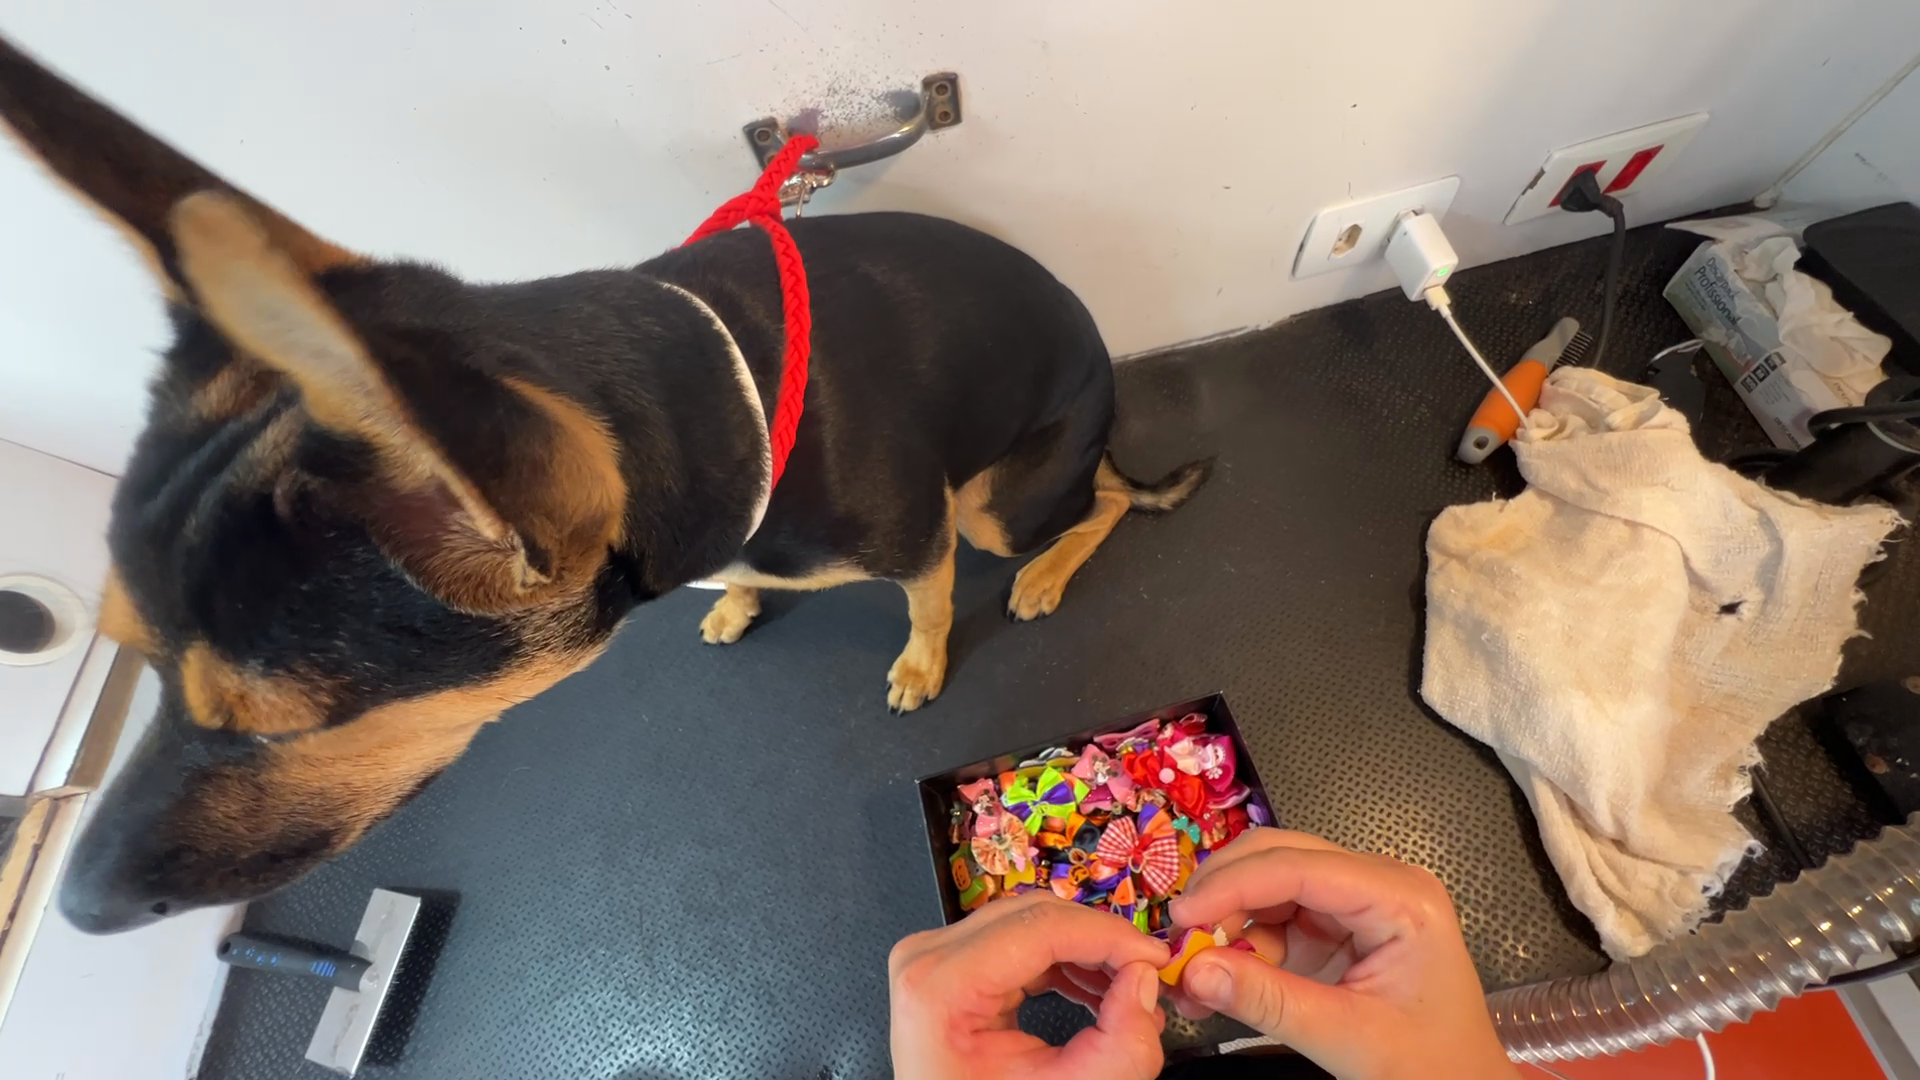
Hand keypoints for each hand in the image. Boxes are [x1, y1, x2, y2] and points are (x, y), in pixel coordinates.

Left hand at [889, 891, 1170, 1079]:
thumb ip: (1116, 1052)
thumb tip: (1144, 983)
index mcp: (940, 985)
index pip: (1039, 926)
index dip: (1106, 935)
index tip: (1155, 957)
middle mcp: (929, 955)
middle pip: (1034, 916)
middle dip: (1100, 942)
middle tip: (1148, 976)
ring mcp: (935, 954)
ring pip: (1029, 923)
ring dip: (1085, 951)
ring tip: (1127, 992)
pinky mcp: (949, 963)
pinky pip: (1016, 942)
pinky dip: (1061, 962)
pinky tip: (1094, 991)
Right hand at [1167, 829, 1518, 1079]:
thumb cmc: (1433, 1073)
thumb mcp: (1351, 1042)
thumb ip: (1269, 1002)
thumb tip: (1191, 971)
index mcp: (1398, 896)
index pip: (1297, 868)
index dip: (1231, 885)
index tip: (1181, 916)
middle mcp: (1373, 880)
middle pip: (1276, 857)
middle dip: (1223, 891)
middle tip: (1179, 931)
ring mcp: (1351, 897)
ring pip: (1265, 881)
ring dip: (1224, 916)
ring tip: (1190, 958)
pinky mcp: (1333, 920)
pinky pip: (1270, 913)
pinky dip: (1238, 939)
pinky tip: (1215, 969)